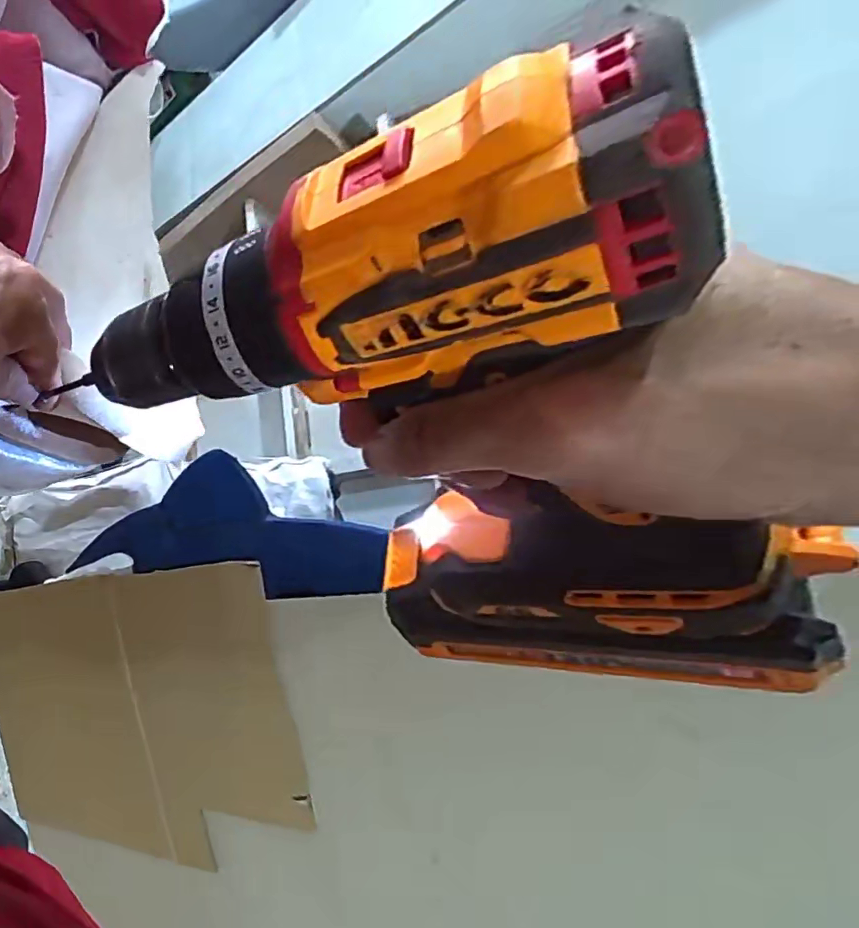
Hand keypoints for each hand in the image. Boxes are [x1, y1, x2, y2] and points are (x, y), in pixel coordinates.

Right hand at [344, 249, 858, 522]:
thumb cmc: (735, 416)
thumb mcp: (569, 429)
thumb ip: (454, 436)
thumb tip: (373, 450)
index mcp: (572, 270)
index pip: (435, 311)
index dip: (383, 364)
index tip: (362, 418)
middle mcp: (587, 294)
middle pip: (461, 353)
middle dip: (432, 418)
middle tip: (428, 466)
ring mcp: (617, 337)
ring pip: (499, 388)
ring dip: (476, 445)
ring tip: (495, 486)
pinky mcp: (640, 377)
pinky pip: (543, 409)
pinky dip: (523, 450)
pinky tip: (531, 483)